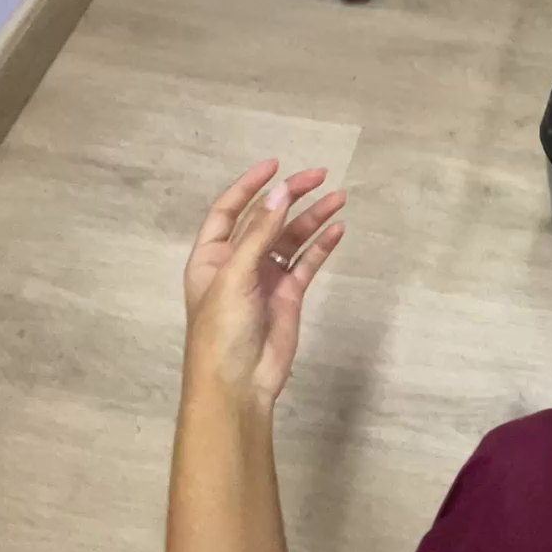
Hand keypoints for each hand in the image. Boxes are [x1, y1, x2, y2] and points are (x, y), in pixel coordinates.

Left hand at [183, 160, 345, 406]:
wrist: (237, 385)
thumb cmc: (221, 330)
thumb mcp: (235, 277)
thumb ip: (260, 233)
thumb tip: (280, 192)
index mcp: (212, 256)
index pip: (229, 210)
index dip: (250, 186)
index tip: (277, 165)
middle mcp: (239, 262)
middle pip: (267, 219)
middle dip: (291, 196)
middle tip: (320, 176)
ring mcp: (266, 277)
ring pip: (292, 238)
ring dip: (314, 218)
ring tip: (340, 198)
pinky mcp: (289, 294)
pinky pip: (307, 262)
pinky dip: (322, 245)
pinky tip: (339, 230)